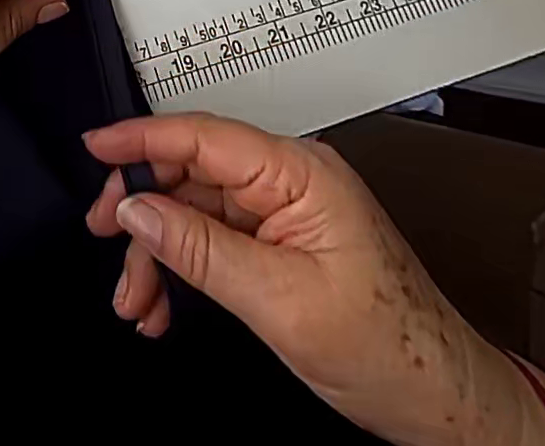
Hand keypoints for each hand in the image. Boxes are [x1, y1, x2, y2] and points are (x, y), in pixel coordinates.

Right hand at [84, 114, 544, 445]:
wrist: (449, 408)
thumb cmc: (397, 353)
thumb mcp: (283, 303)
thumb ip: (199, 249)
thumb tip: (134, 209)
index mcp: (299, 174)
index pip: (201, 136)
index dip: (139, 137)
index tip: (95, 147)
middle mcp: (282, 179)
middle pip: (183, 170)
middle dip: (139, 207)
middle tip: (103, 233)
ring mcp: (272, 206)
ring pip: (183, 207)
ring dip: (153, 251)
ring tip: (136, 297)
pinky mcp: (265, 233)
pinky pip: (200, 234)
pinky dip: (174, 266)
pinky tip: (160, 300)